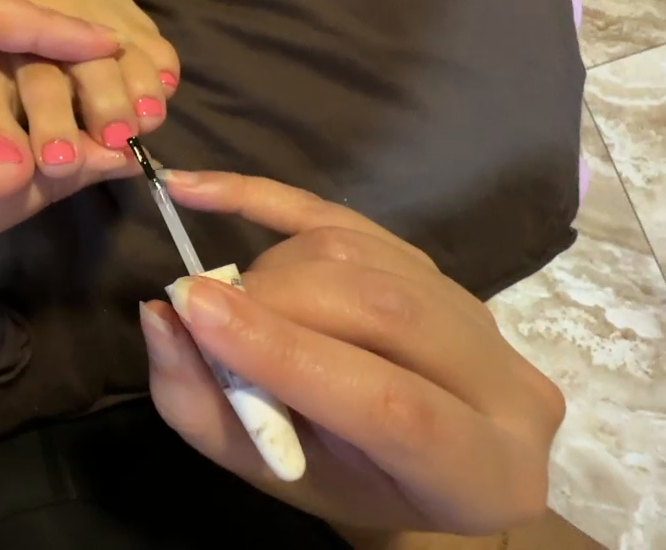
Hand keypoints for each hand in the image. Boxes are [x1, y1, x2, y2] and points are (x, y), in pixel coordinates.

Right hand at [139, 173, 563, 534]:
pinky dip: (254, 195)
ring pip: (355, 253)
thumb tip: (160, 316)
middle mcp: (505, 385)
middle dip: (271, 299)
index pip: (395, 407)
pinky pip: (333, 212)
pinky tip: (191, 187)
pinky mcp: (422, 258)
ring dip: (269, 267)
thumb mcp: (260, 468)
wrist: (397, 457)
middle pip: (383, 309)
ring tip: (228, 299)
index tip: (193, 308)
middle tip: (199, 308)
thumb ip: (200, 403)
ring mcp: (472, 310)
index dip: (288, 352)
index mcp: (480, 473)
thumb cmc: (333, 478)